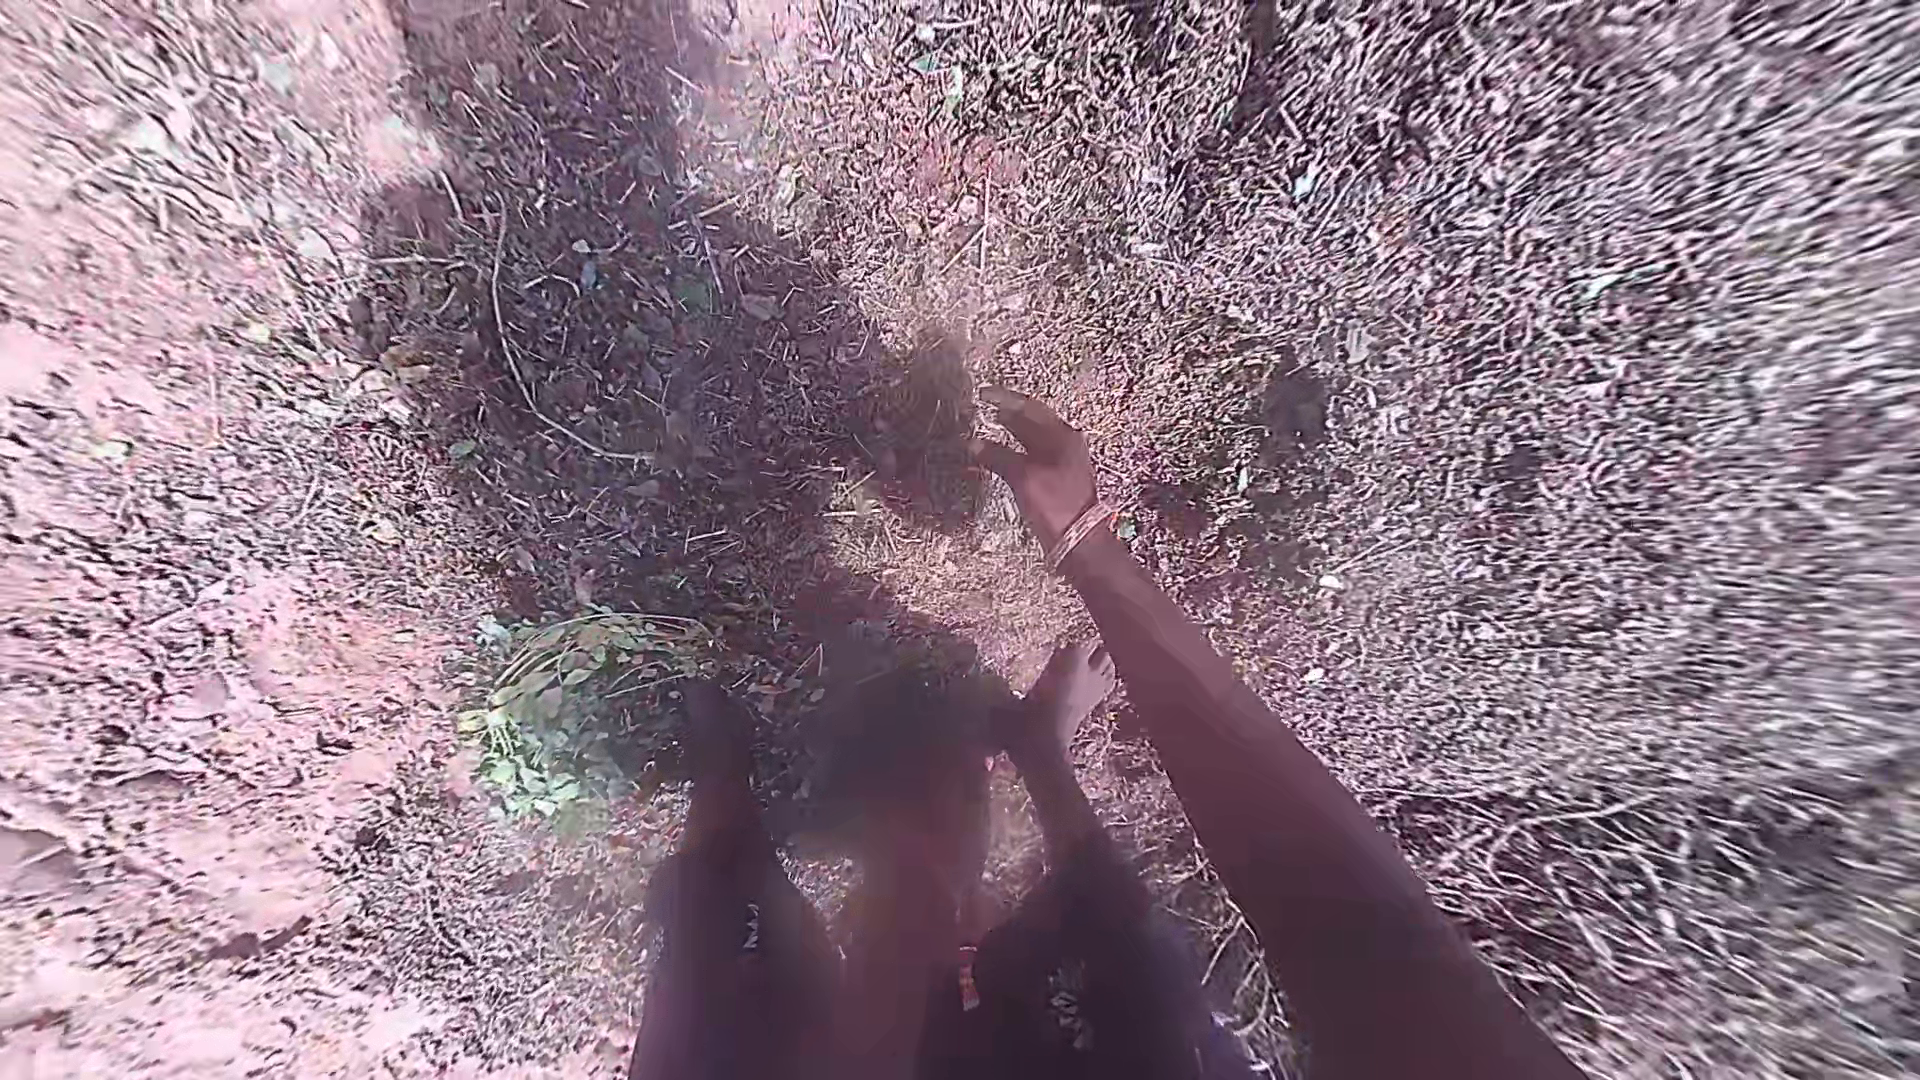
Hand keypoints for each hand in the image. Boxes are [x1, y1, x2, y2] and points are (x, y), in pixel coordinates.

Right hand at [969, 387, 1096, 549]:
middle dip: (1008, 412)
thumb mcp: (1024, 477)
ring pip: (1033, 439)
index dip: (1005, 399)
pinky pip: (1032, 455)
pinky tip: (1002, 455)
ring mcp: (1062, 462)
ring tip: (990, 425)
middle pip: (1033, 421)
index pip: (1030, 407)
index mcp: (1062, 437)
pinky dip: (1014, 450)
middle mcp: (1065, 444)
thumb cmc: (1055, 505)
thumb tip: (973, 443)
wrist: (1079, 541)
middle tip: (984, 408)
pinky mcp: (1056, 480)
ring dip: (1011, 431)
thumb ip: (999, 457)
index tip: (983, 394)